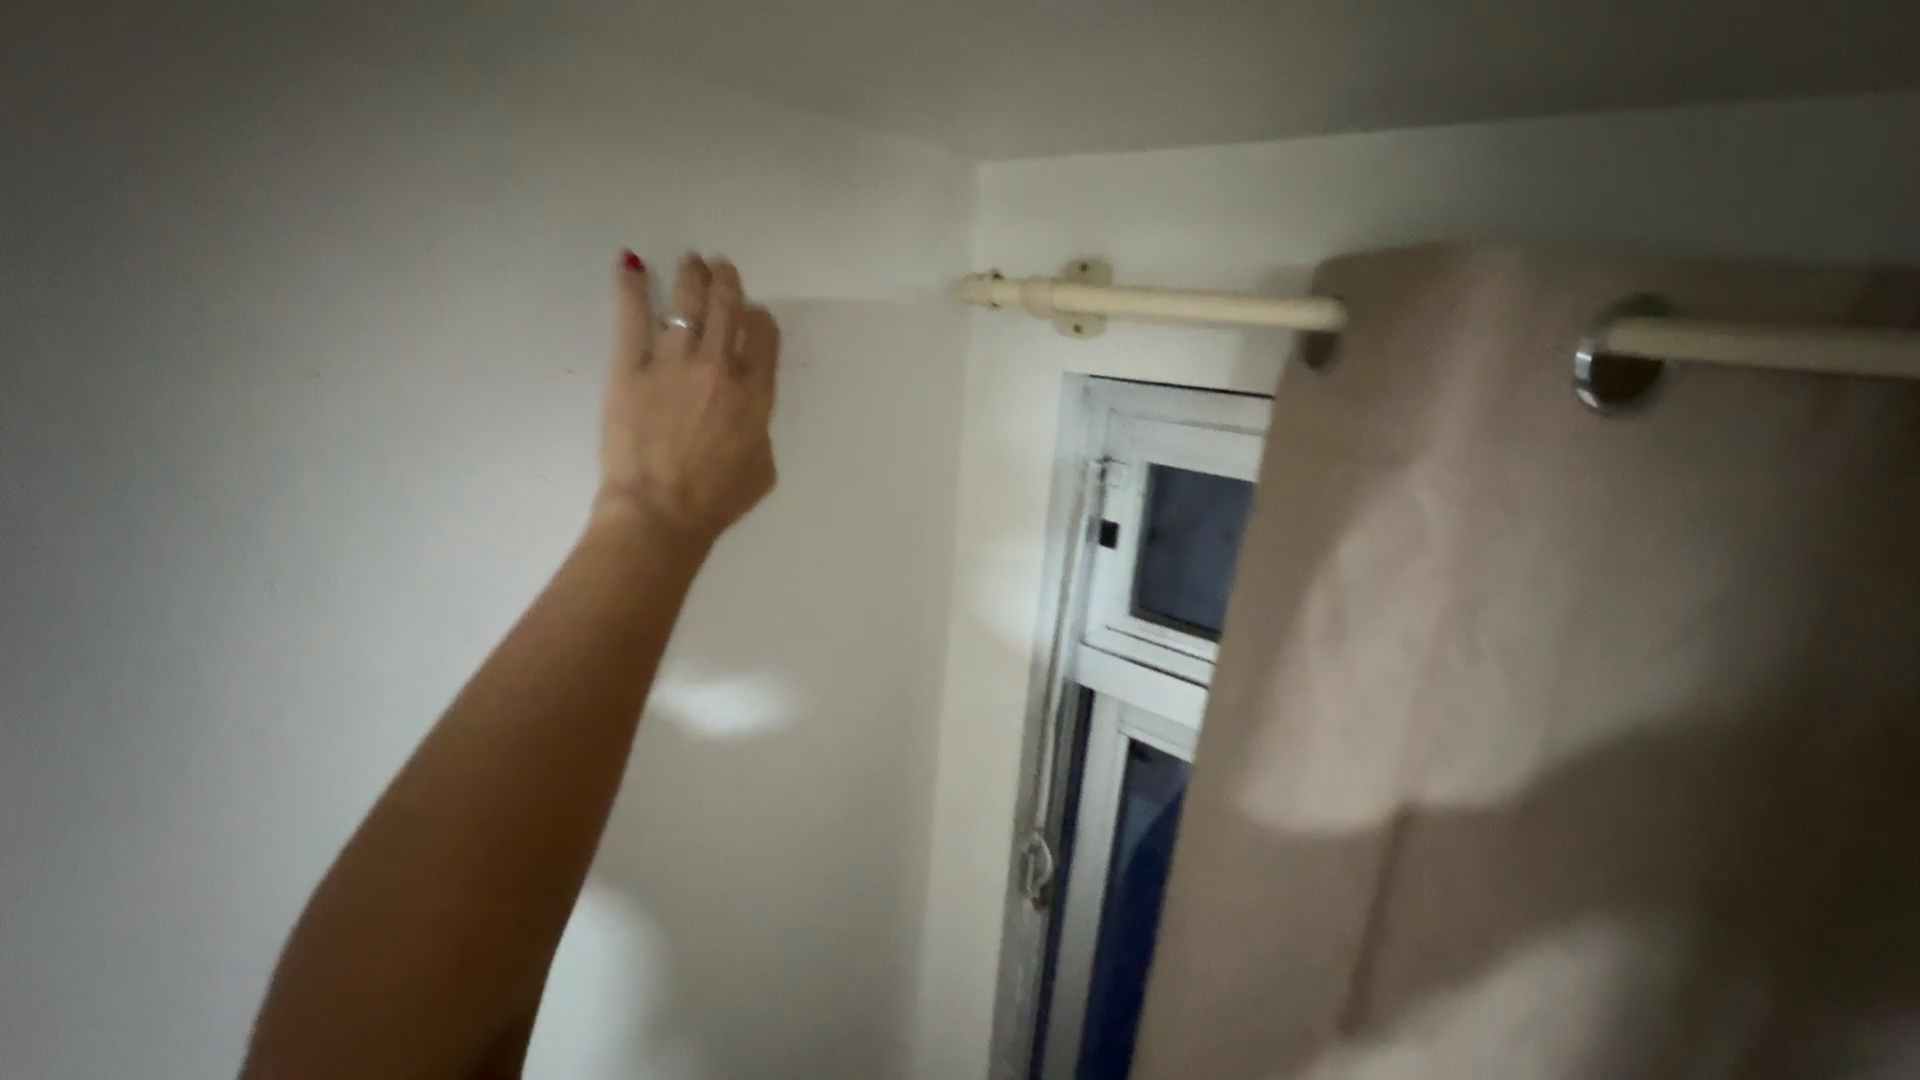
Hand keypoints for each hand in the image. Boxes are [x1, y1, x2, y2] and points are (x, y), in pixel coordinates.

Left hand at [596, 252, 779, 543]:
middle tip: (722, 269)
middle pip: (727, 309)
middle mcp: (718, 368)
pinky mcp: (630, 368)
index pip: (763, 337)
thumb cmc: (716, 501)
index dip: (760, 319)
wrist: (660, 512)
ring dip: (692, 276)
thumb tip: (748, 413)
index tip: (754, 315)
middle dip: (727, 283)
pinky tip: (631, 264)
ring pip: (687, 304)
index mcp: (755, 395)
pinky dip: (632, 287)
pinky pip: (633, 316)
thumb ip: (760, 430)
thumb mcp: (763, 469)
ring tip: (692, 259)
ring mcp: (673, 364)